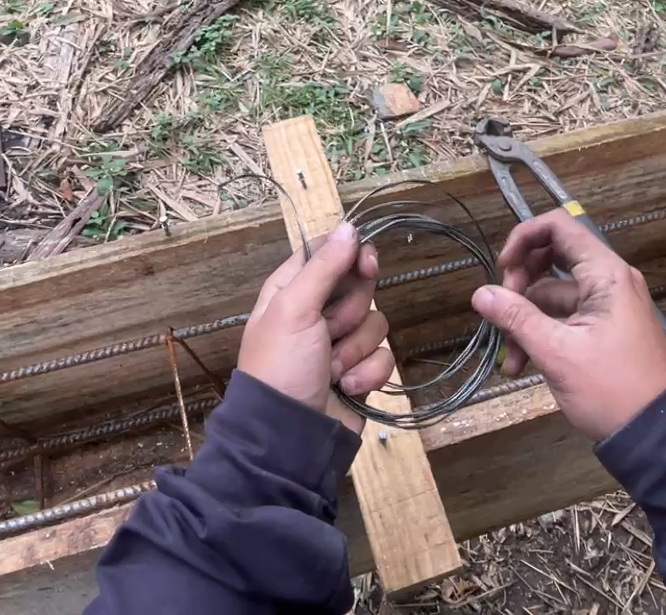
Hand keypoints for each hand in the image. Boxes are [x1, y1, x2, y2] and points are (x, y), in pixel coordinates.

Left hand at [239, 221, 395, 433]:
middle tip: (331, 329)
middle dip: (351, 312)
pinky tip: (347, 388)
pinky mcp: (359, 371)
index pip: (330, 252)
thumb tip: (349, 226)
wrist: (289, 439)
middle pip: (359, 286)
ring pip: (375, 322)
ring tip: (332, 369)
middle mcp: (317, 310)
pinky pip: (383, 356)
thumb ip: (324, 266)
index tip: (365, 266)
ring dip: (356, 349)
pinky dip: (367, 374)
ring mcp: (340, 342)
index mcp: (292, 288)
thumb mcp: (294, 308)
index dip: (351, 255)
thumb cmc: (282, 366)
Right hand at [470, 211, 665, 441]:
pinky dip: (541, 334)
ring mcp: (606, 305)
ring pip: (552, 293)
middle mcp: (608, 280)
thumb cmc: (613, 390)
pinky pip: (563, 317)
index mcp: (606, 274)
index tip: (503, 267)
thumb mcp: (558, 353)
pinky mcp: (602, 328)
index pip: (559, 226)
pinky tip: (521, 365)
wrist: (659, 439)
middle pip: (552, 257)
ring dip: (526, 318)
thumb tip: (480, 293)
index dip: (524, 237)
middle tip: (502, 311)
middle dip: (521, 283)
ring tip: (511, 357)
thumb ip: (517, 317)